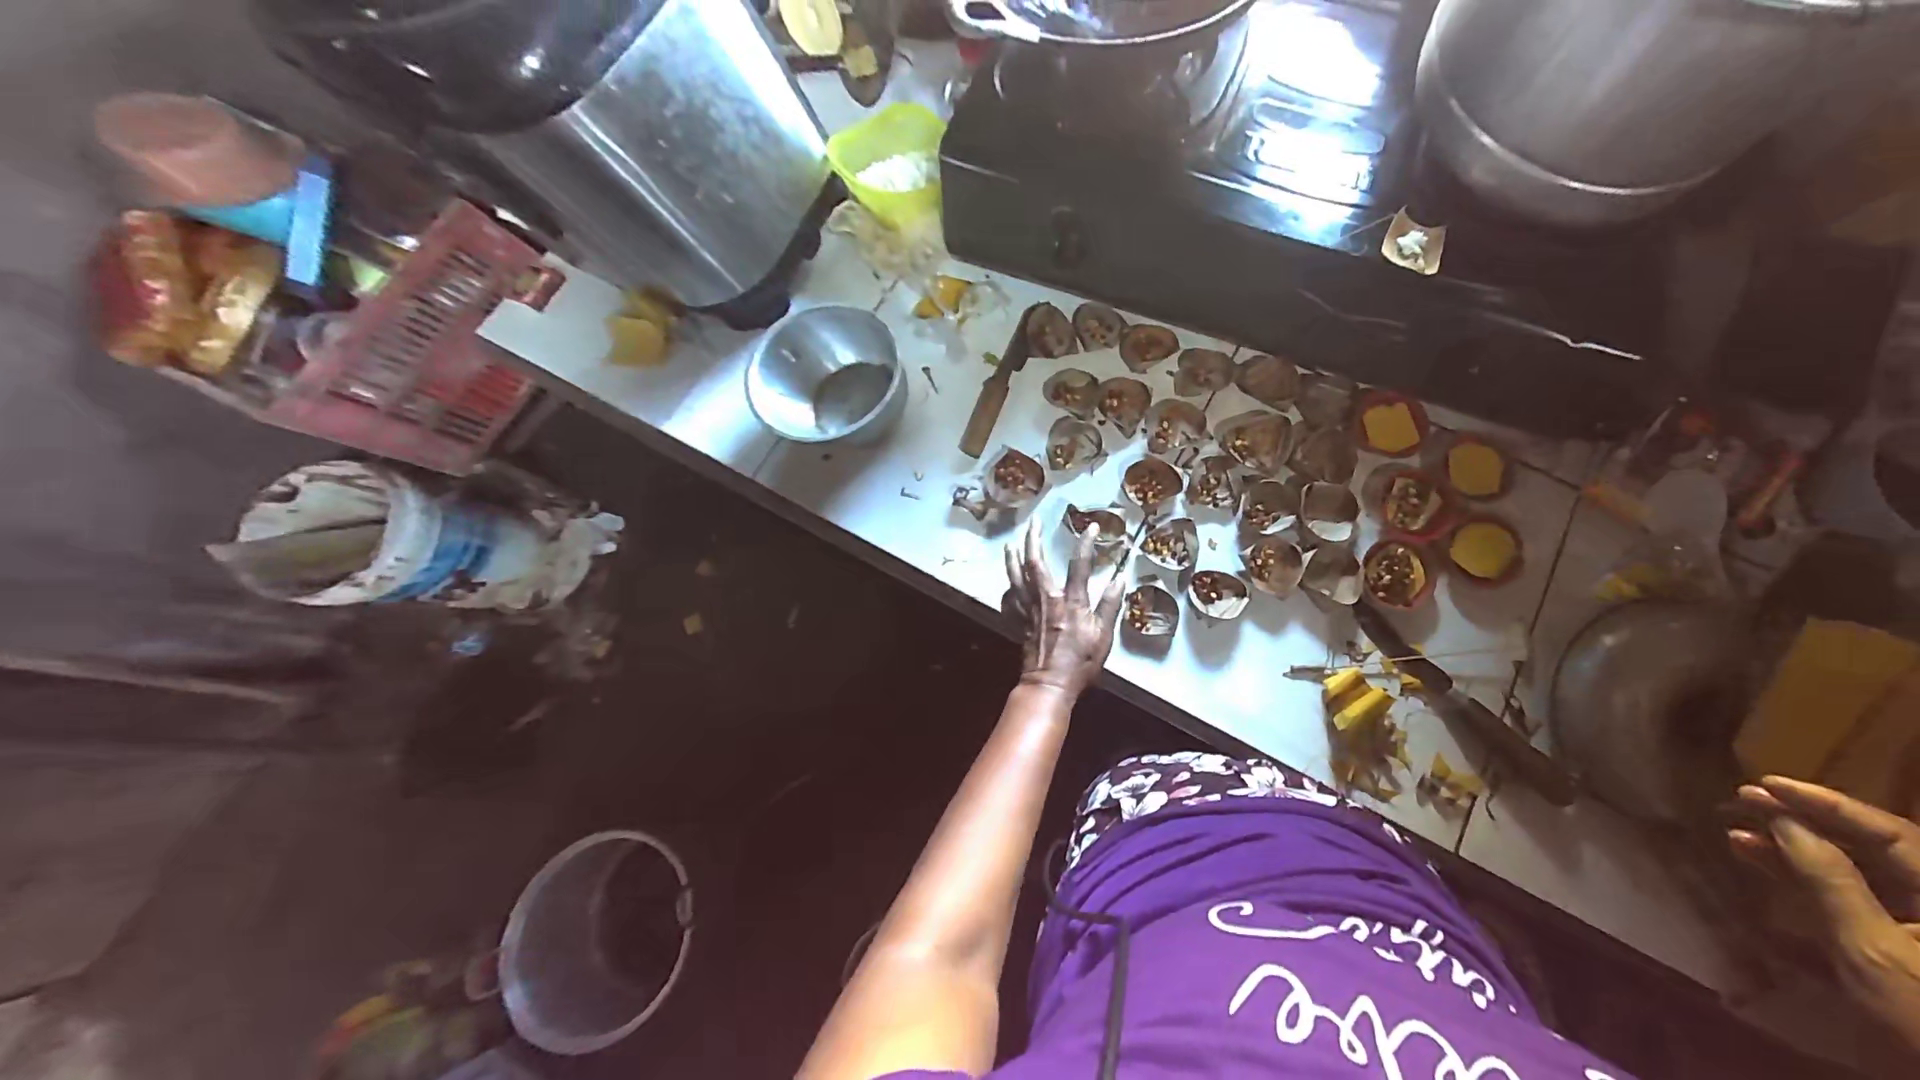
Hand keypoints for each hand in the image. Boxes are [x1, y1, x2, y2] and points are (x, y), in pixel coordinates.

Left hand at [1003, 519, 1124, 697]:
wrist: (1049, 683)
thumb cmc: (1081, 662)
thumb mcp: (1104, 635)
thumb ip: (1110, 604)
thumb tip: (1122, 578)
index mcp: (1071, 601)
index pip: (1079, 564)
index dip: (1085, 542)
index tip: (1092, 526)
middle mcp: (1047, 599)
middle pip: (1035, 561)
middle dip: (1034, 538)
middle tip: (1034, 522)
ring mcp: (1029, 608)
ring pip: (1016, 575)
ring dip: (1013, 556)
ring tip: (1011, 542)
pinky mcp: (1019, 619)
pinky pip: (1009, 597)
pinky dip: (1007, 586)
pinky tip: (1008, 581)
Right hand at [1729, 776, 1919, 1056]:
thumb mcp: (1872, 950)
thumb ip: (1829, 881)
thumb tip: (1784, 821)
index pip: (1894, 834)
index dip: (1829, 804)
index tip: (1768, 783)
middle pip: (1878, 846)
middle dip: (1808, 820)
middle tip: (1747, 796)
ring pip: (1858, 867)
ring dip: (1796, 844)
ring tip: (1739, 825)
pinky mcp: (1901, 936)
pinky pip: (1851, 891)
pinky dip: (1801, 871)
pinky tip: (1754, 853)